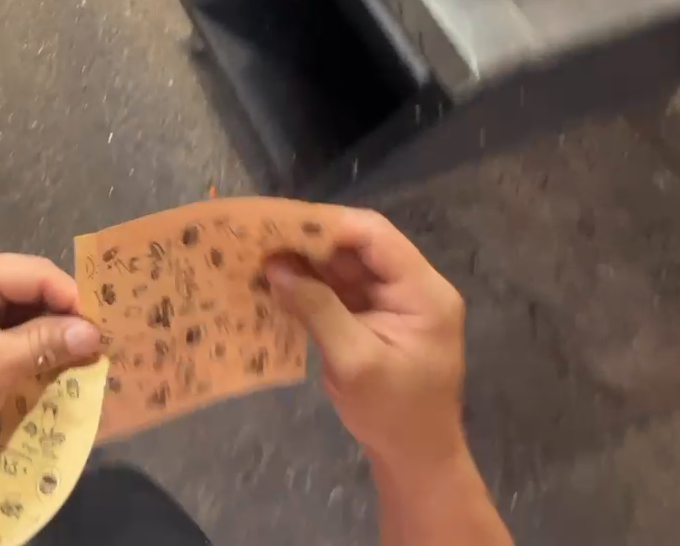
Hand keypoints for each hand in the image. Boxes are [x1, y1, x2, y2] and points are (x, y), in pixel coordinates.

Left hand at [0, 249, 101, 444]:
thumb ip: (39, 344)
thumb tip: (92, 332)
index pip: (37, 273)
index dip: (74, 300)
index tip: (107, 334)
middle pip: (35, 282)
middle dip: (66, 314)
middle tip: (102, 348)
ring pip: (30, 297)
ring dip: (53, 326)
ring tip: (85, 356)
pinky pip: (16, 311)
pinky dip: (35, 333)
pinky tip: (54, 356)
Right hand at [265, 208, 465, 468]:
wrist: (414, 456)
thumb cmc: (393, 412)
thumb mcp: (354, 362)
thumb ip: (317, 308)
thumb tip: (274, 265)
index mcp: (422, 292)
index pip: (373, 235)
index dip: (326, 223)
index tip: (279, 226)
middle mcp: (407, 284)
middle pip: (353, 240)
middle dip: (305, 236)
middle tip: (259, 235)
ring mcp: (386, 296)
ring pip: (338, 257)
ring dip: (299, 255)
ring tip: (257, 251)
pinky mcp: (366, 308)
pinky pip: (331, 279)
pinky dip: (302, 276)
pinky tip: (271, 276)